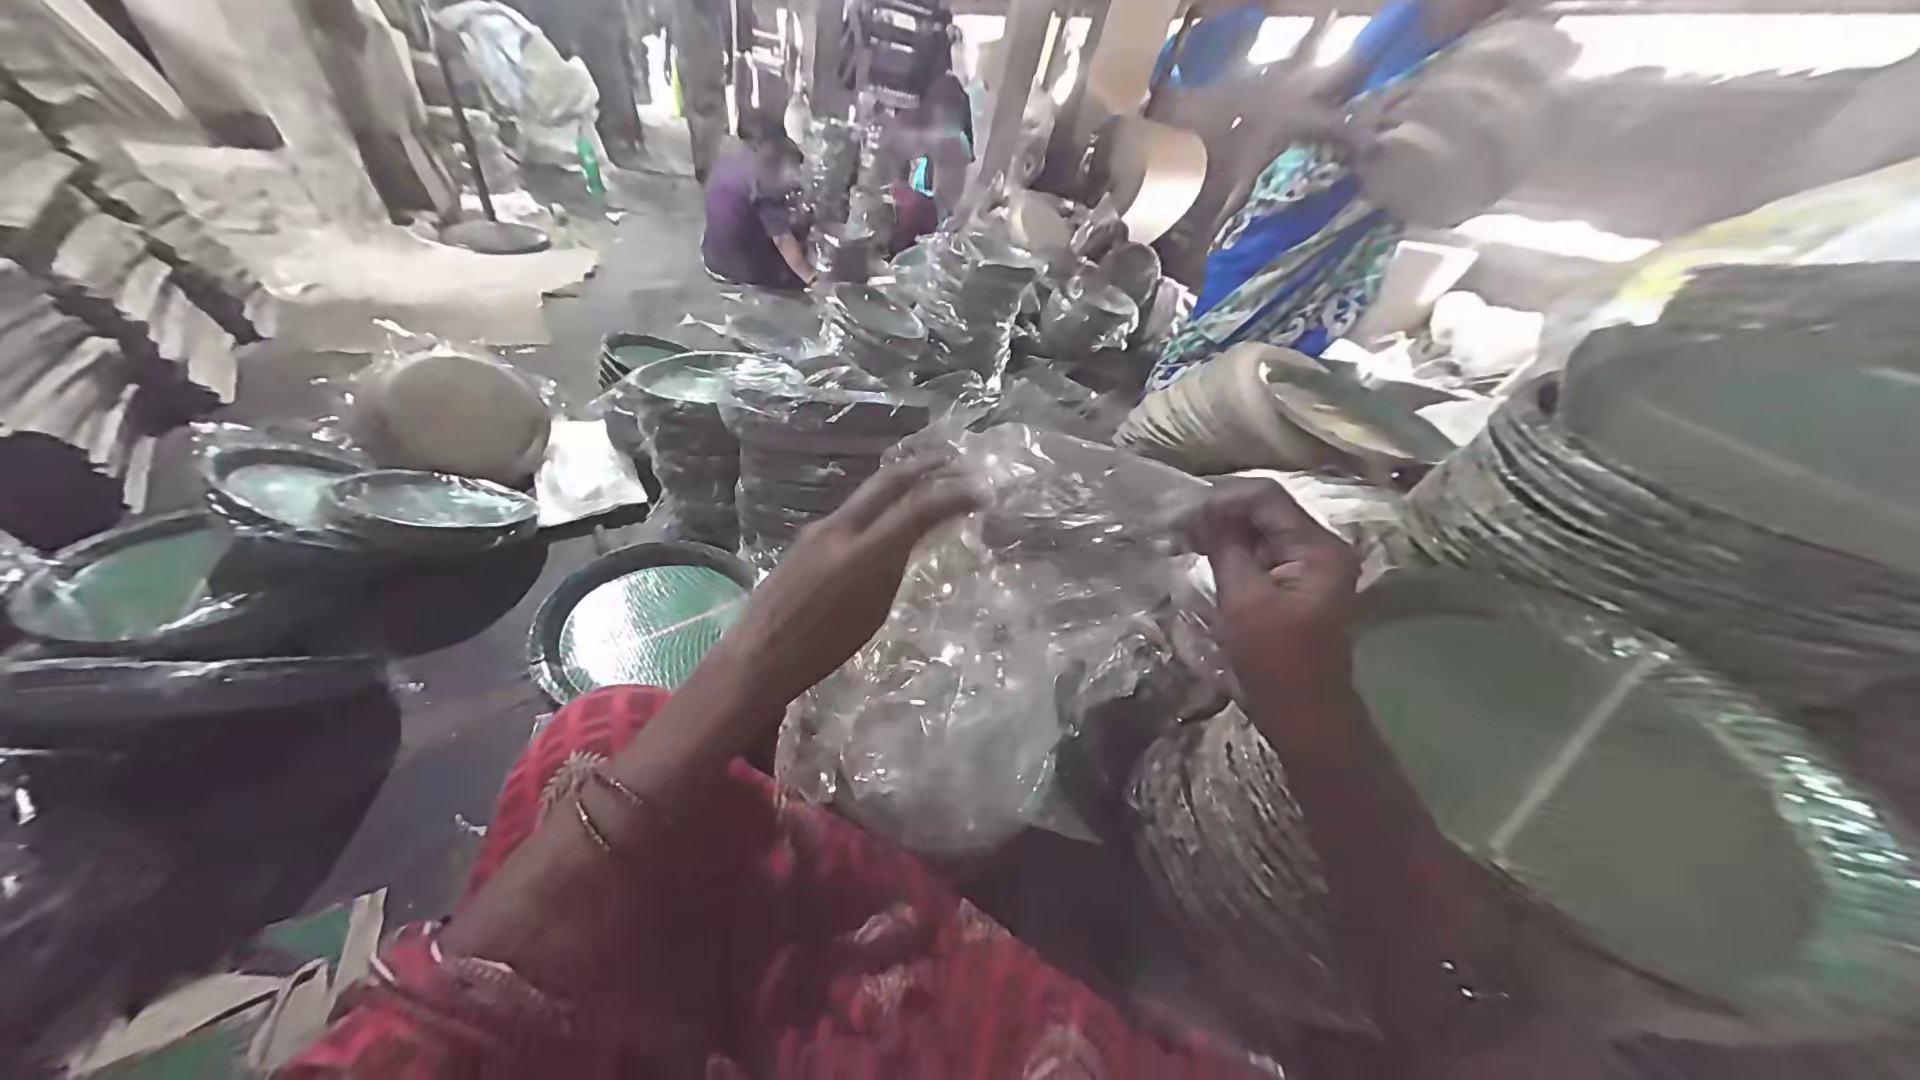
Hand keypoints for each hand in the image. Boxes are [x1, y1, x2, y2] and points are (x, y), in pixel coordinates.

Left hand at [729, 457, 979, 705]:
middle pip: (889, 481)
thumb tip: (906, 543)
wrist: (759, 654)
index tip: (981, 493)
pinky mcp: (806, 537)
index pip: (919, 508)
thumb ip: (892, 569)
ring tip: (927, 484)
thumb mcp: (874, 612)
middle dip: (926, 467)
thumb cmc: (822, 650)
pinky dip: (879, 505)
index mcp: (864, 554)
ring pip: (868, 493)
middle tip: (955, 462)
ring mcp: (819, 528)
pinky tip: (888, 517)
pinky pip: (852, 511)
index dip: (955, 495)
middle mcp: (840, 528)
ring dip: (902, 483)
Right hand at [1188, 479, 1359, 697]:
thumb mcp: (1243, 600)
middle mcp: (1319, 547)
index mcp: (1317, 548)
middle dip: (1218, 514)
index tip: (1181, 517)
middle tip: (1175, 529)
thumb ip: (1224, 548)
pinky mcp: (1293, 581)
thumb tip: (1198, 514)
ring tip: (1182, 541)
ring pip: (1258, 530)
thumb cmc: (1274, 659)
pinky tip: (1201, 554)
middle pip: (1264, 510)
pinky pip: (1259, 552)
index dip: (1220, 500)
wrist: (1302, 711)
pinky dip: (1230, 549)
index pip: (1266, 498)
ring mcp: (1308, 565)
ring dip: (1220, 531)